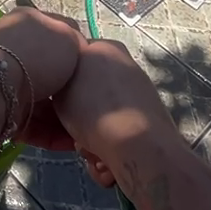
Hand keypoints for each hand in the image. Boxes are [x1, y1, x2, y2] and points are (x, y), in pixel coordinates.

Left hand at [0, 7, 85, 148]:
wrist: (0, 84)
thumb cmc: (38, 54)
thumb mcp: (67, 36)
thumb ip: (75, 40)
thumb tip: (76, 49)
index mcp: (27, 20)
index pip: (56, 31)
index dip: (76, 48)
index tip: (92, 67)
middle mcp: (15, 47)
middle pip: (50, 70)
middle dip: (69, 90)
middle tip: (88, 103)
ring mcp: (8, 78)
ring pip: (43, 99)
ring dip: (63, 117)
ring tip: (83, 130)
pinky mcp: (5, 108)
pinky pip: (33, 122)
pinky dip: (51, 133)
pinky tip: (70, 143)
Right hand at [51, 38, 177, 186]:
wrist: (138, 146)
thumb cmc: (92, 111)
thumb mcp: (59, 88)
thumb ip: (59, 80)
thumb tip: (66, 87)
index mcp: (104, 46)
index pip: (75, 60)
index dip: (63, 84)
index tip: (58, 105)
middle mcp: (124, 63)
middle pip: (90, 93)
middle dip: (80, 119)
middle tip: (74, 134)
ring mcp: (141, 91)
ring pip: (105, 116)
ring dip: (94, 138)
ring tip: (93, 154)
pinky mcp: (152, 118)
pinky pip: (121, 131)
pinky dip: (113, 147)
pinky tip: (108, 163)